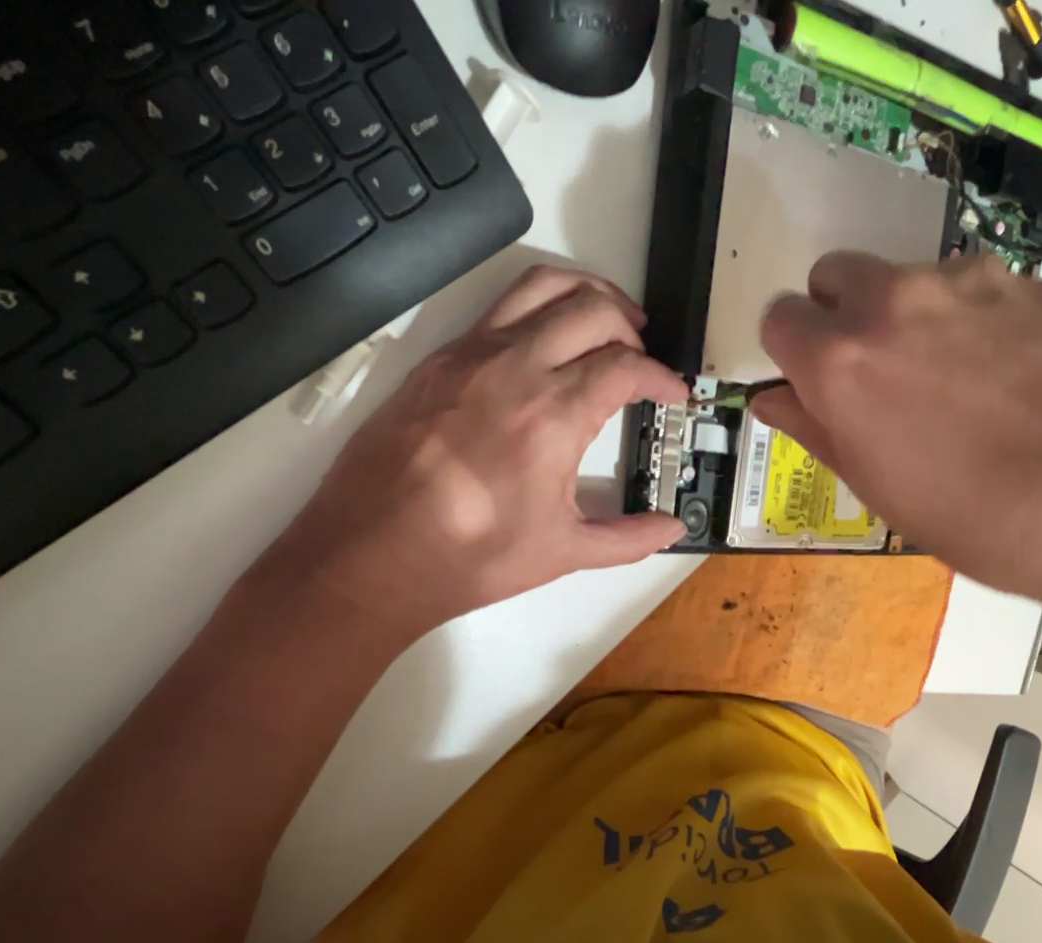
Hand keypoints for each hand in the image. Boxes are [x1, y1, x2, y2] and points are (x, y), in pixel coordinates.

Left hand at [271, 266, 687, 630]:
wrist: (370, 555)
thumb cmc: (465, 557)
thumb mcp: (562, 552)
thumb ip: (629, 538)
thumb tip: (672, 530)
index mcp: (552, 416)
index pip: (627, 367)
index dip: (661, 377)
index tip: (670, 393)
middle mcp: (514, 370)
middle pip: (593, 309)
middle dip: (632, 325)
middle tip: (643, 355)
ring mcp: (470, 357)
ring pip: (542, 286)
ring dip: (586, 293)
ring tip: (605, 317)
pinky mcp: (437, 360)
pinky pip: (498, 308)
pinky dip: (536, 308)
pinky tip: (543, 342)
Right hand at [755, 251, 1041, 620]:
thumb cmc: (981, 522)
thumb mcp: (879, 490)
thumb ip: (817, 428)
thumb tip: (775, 397)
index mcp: (842, 361)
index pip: (778, 318)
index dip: (793, 352)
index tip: (815, 382)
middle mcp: (892, 302)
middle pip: (834, 276)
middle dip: (839, 316)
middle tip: (874, 373)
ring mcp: (962, 282)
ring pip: (902, 276)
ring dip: (902, 313)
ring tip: (948, 375)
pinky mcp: (1021, 280)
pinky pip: (964, 283)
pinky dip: (962, 313)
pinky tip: (998, 366)